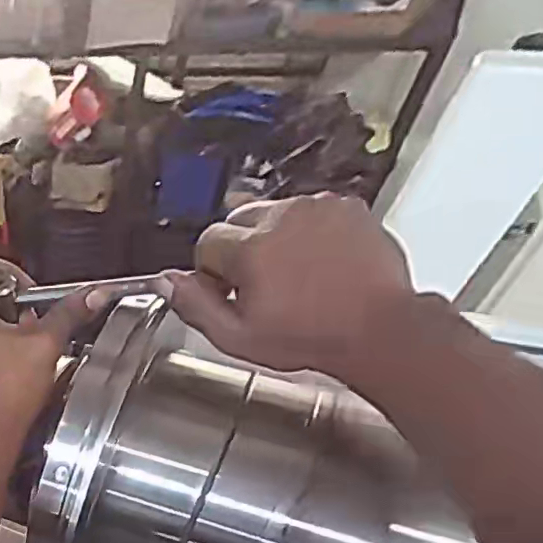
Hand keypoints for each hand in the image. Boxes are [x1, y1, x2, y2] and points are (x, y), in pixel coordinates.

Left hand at [0, 259, 99, 457]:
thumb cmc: (10, 391)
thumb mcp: (46, 343)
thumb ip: (68, 312)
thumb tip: (91, 295)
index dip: (10, 270)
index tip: (28, 287)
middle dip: (13, 297)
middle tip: (35, 310)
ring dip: (10, 316)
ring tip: (32, 332)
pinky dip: (1, 335)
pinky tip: (22, 350)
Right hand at [164, 193, 417, 374]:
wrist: (376, 327)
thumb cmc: (307, 337)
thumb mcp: (236, 337)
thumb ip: (194, 305)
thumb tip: (166, 280)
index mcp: (250, 249)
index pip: (207, 242)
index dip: (212, 272)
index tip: (229, 293)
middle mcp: (282, 217)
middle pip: (236, 220)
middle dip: (238, 250)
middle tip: (258, 287)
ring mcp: (318, 207)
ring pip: (272, 214)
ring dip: (271, 239)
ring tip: (291, 277)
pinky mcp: (345, 206)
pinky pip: (308, 211)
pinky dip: (304, 232)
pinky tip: (315, 265)